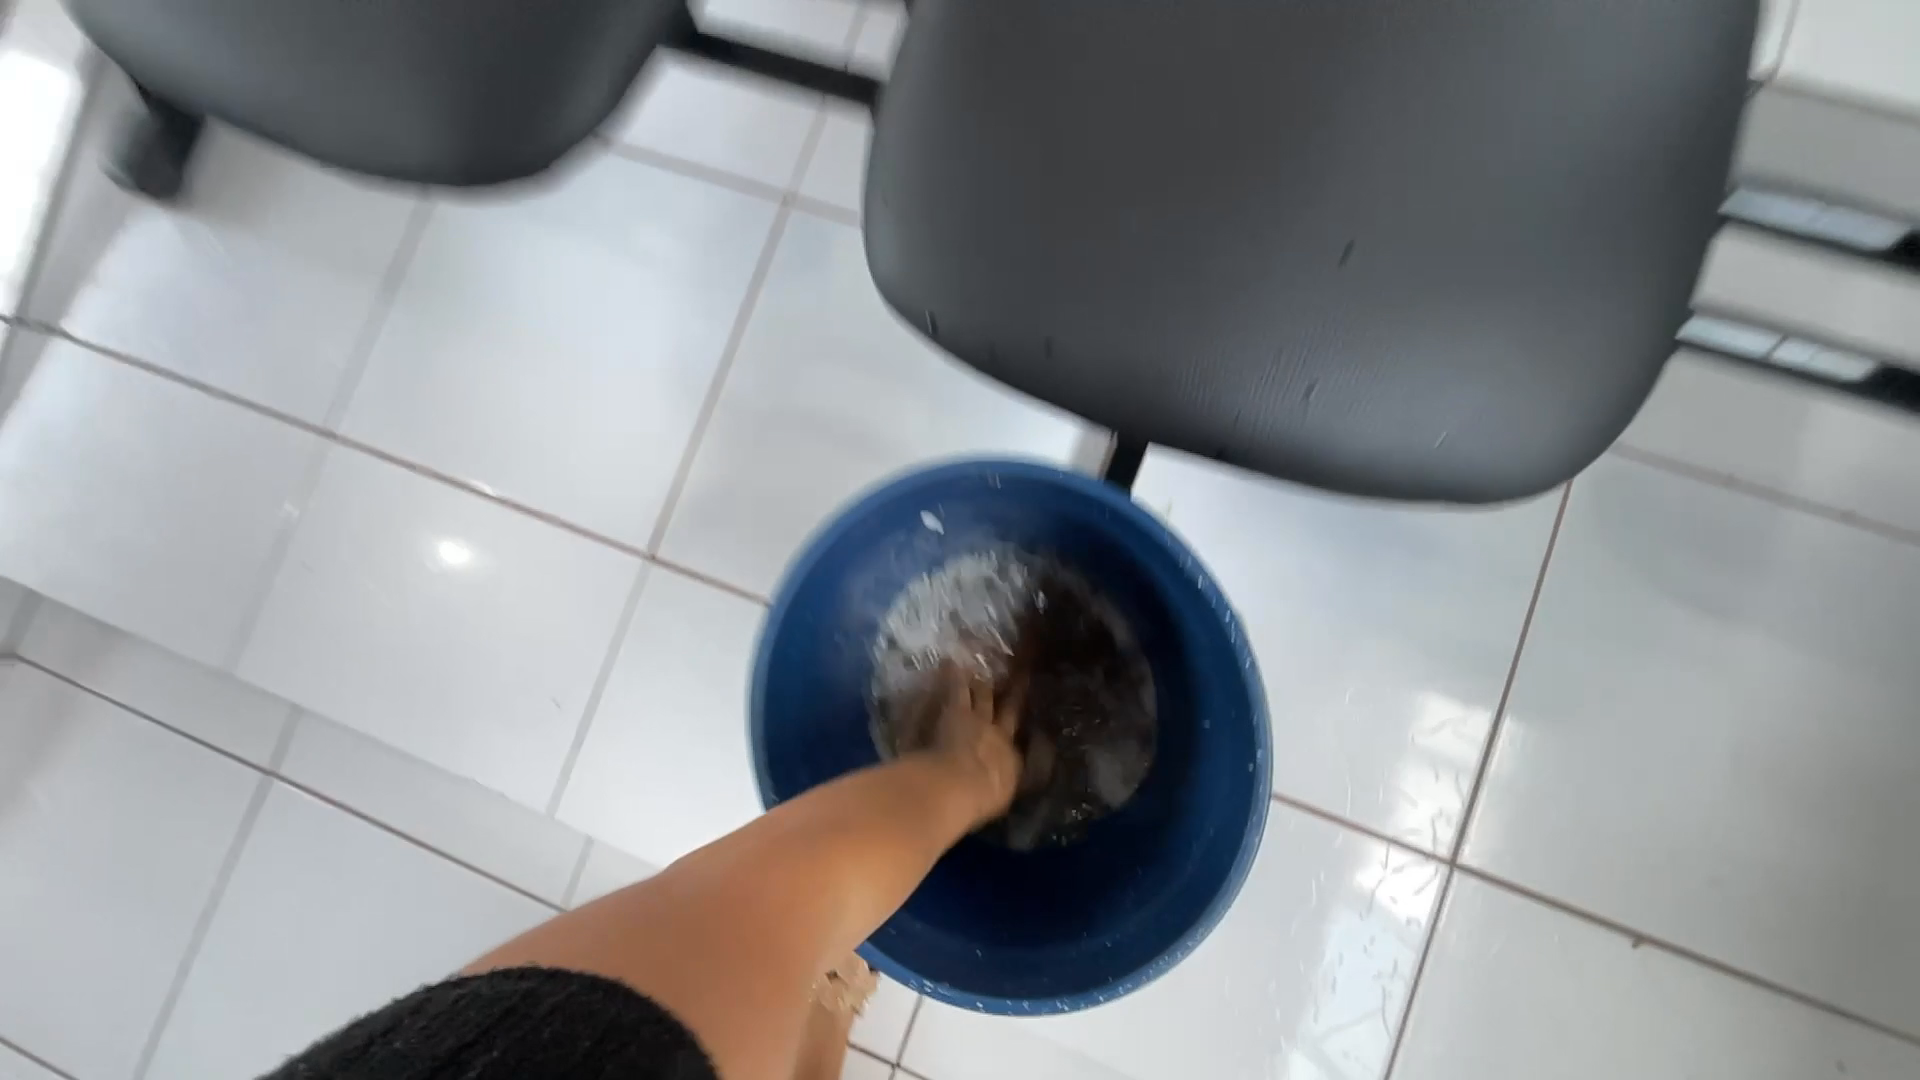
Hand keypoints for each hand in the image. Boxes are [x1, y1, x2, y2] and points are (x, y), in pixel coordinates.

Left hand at [928, 663, 1025, 829]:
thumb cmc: (977, 802)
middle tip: (1024, 673)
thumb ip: (1006, 785)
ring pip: (984, 695)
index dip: (1025, 727)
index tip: (1031, 716)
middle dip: (1017, 692)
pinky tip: (951, 661)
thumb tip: (1010, 782)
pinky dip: (955, 674)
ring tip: (986, 668)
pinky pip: (957, 688)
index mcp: (1012, 762)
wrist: (958, 785)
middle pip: (1010, 709)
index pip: (1022, 743)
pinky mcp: (956, 710)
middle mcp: (999, 736)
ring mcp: (978, 720)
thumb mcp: (999, 798)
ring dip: (984, 682)